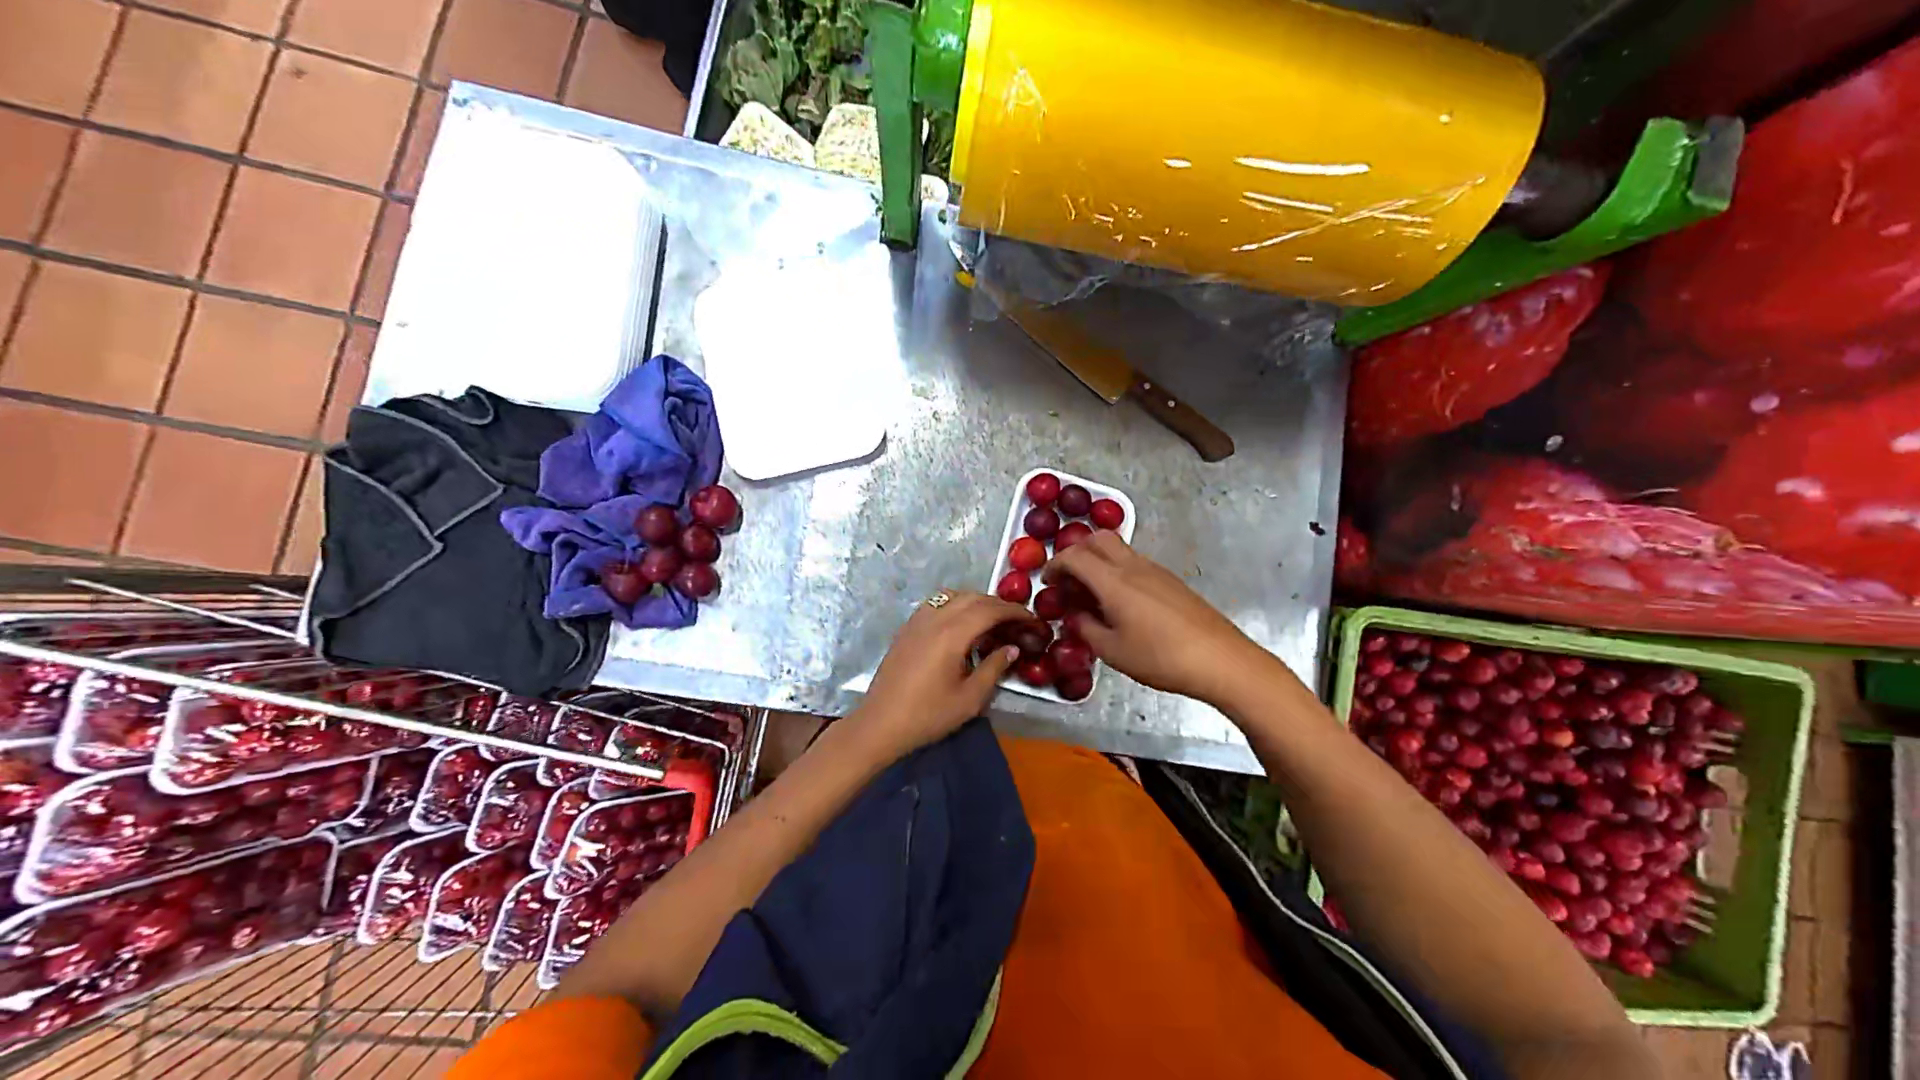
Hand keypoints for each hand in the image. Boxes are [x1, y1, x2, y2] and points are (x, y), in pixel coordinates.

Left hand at [850, 589, 1031, 758]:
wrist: (881, 724)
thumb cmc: (928, 715)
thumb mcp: (970, 698)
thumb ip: (993, 668)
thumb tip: (1011, 648)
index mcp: (952, 633)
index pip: (990, 610)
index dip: (1015, 612)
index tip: (1032, 621)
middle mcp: (934, 618)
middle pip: (973, 598)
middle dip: (999, 605)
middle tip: (1018, 622)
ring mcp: (917, 621)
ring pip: (954, 596)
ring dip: (977, 602)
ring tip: (993, 622)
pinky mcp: (907, 629)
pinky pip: (937, 604)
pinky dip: (957, 606)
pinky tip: (963, 627)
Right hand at [1046, 531, 1280, 703]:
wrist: (1220, 660)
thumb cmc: (1161, 657)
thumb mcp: (1113, 651)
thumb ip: (1086, 629)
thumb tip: (1074, 616)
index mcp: (1114, 582)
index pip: (1075, 556)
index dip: (1055, 565)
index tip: (1047, 582)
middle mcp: (1134, 567)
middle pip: (1098, 539)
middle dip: (1076, 552)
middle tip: (1068, 580)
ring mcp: (1156, 571)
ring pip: (1119, 550)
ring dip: (1099, 563)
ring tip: (1092, 596)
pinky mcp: (1171, 582)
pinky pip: (1136, 565)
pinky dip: (1118, 573)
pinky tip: (1120, 605)